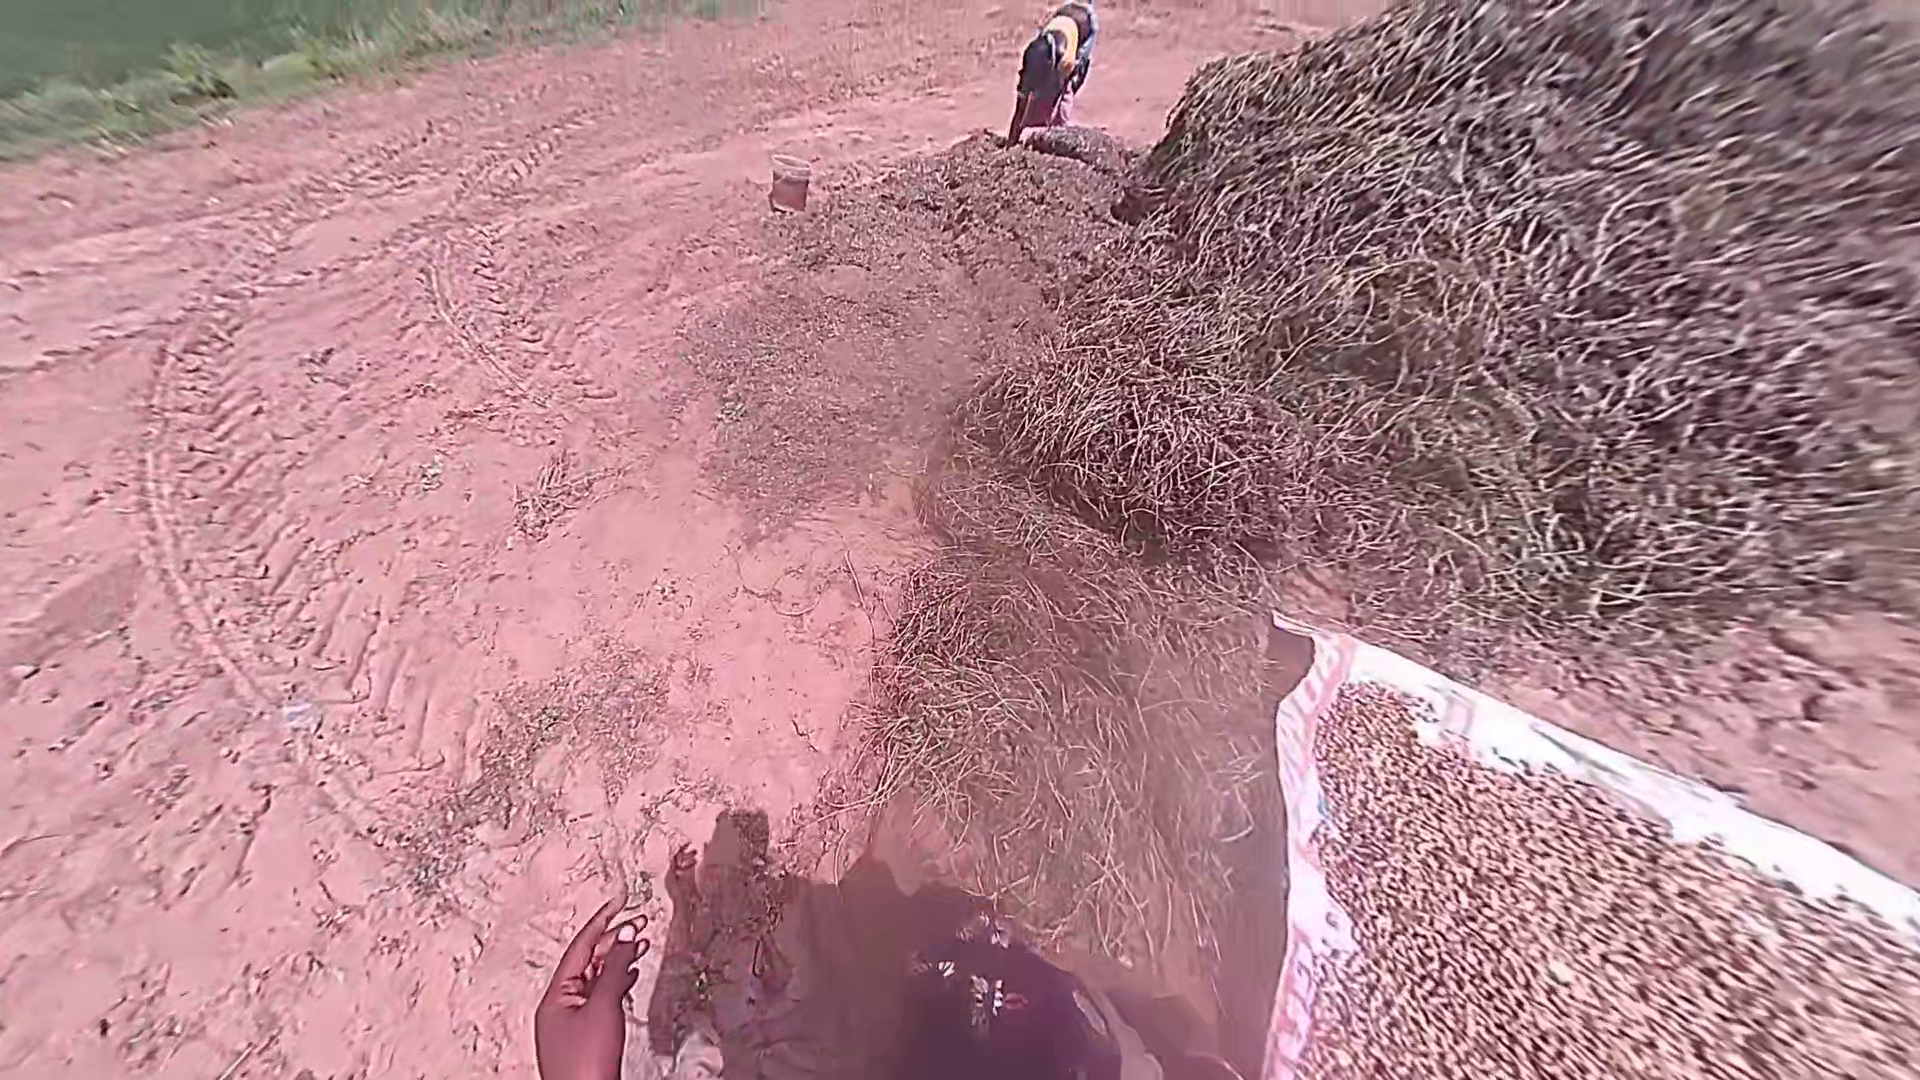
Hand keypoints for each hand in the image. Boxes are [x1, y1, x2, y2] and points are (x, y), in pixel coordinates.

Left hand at [535, 898, 650, 1079]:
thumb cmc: (586, 1061)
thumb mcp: (603, 1003)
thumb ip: (616, 965)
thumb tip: (626, 932)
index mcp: (556, 996)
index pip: (581, 945)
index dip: (602, 919)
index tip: (619, 900)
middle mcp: (561, 1004)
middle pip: (590, 958)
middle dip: (616, 938)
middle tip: (639, 920)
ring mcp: (574, 1018)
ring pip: (599, 974)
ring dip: (621, 956)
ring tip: (642, 941)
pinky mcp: (589, 1029)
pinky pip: (604, 991)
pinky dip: (620, 976)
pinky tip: (632, 972)